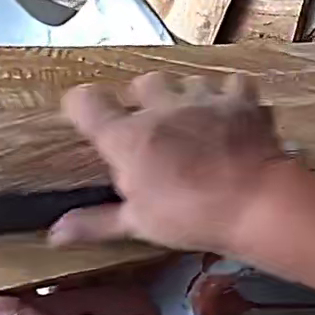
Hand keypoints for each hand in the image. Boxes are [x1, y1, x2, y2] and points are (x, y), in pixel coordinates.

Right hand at [49, 72, 286, 253]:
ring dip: (194, 94)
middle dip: (149, 97)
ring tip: (202, 117)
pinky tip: (238, 109)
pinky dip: (237, 93)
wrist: (259, 201)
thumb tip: (55, 234)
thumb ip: (98, 222)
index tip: (97, 119)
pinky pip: (238, 83)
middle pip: (146, 82)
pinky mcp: (245, 104)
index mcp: (125, 137)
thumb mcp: (142, 222)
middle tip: (160, 123)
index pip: (84, 100)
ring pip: (192, 80)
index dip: (88, 106)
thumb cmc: (195, 215)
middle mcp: (163, 110)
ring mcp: (207, 102)